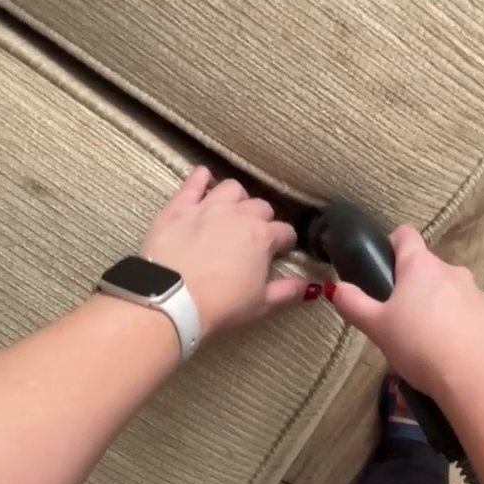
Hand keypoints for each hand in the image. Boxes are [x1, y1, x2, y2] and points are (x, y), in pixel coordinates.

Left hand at [140, 167, 305, 335]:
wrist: (173, 300)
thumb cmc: (221, 304)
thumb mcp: (260, 303)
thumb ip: (287, 291)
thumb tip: (310, 287)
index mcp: (262, 237)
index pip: (285, 232)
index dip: (285, 242)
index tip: (281, 251)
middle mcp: (238, 214)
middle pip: (260, 206)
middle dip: (263, 219)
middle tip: (256, 236)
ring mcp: (207, 206)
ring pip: (232, 188)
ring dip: (237, 198)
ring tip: (233, 211)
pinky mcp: (179, 207)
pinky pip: (194, 181)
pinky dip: (202, 179)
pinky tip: (204, 180)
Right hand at [329, 226, 483, 399]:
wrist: (479, 378)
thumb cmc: (420, 347)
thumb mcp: (377, 329)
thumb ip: (354, 305)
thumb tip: (336, 287)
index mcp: (421, 267)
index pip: (405, 236)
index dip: (392, 246)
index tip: (384, 269)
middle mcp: (454, 272)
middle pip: (430, 271)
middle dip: (416, 290)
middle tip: (402, 325)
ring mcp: (481, 295)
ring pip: (455, 296)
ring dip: (443, 311)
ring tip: (432, 347)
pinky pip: (477, 319)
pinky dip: (467, 331)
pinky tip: (460, 357)